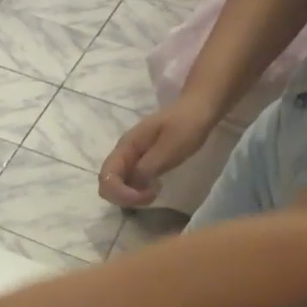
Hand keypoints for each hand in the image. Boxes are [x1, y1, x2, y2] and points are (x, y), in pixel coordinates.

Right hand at [98, 101, 214, 207]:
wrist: (199, 108)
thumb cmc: (187, 124)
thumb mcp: (170, 145)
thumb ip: (149, 166)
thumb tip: (135, 185)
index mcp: (125, 147)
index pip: (107, 177)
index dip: (120, 192)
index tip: (148, 195)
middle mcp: (122, 155)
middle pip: (107, 185)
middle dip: (124, 197)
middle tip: (151, 197)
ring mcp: (130, 161)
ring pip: (117, 187)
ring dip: (130, 198)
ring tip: (154, 194)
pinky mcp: (140, 166)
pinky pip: (128, 184)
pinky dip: (137, 193)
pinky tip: (154, 189)